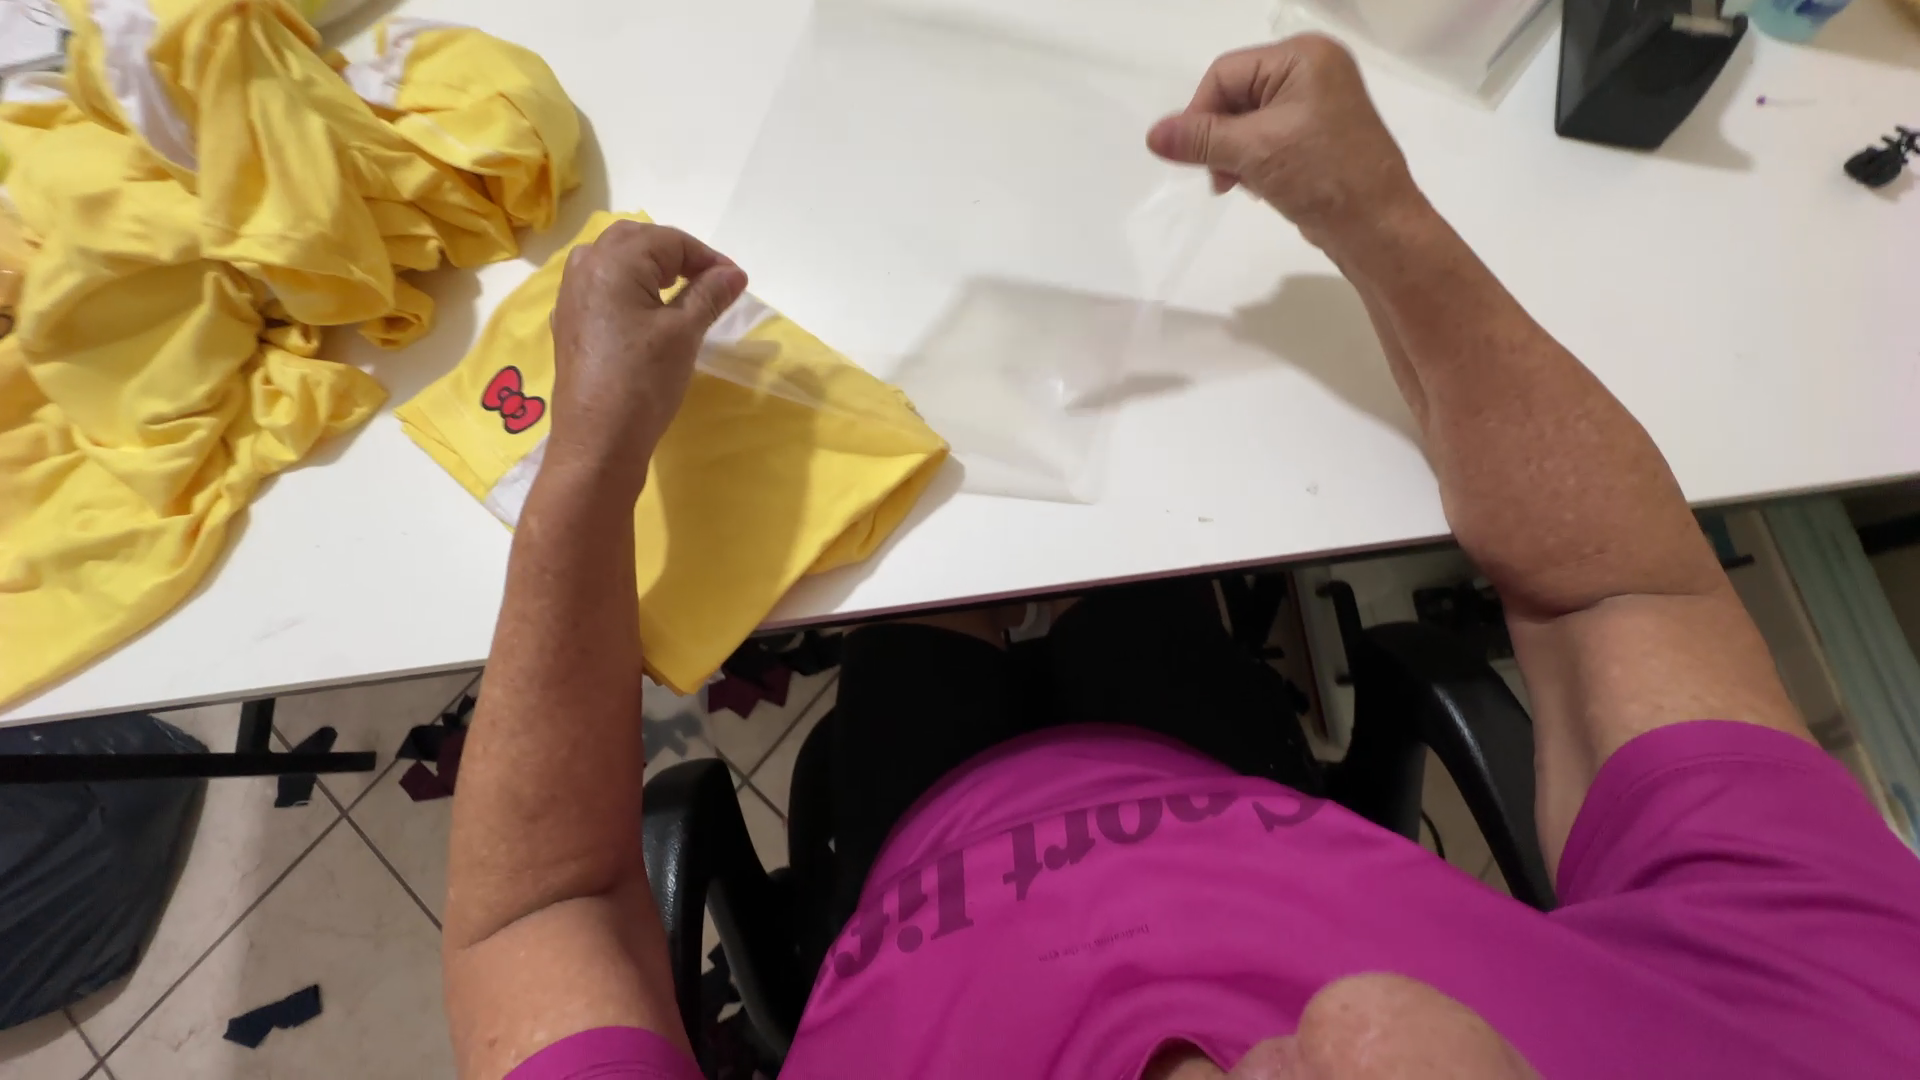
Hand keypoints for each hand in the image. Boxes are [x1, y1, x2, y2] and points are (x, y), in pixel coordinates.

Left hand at [545, 221, 748, 493]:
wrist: (599, 438)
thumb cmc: (645, 381)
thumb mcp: (684, 334)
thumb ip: (709, 295)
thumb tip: (734, 273)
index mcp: (612, 262)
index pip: (668, 240)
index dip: (707, 257)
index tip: (736, 282)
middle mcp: (584, 267)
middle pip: (637, 241)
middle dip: (677, 255)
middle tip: (711, 283)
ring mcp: (571, 296)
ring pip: (615, 261)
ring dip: (652, 268)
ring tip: (682, 294)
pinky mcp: (571, 322)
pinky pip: (603, 286)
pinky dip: (631, 288)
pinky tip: (648, 314)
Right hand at [1147, 35, 1425, 253]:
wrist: (1372, 223)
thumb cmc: (1319, 176)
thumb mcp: (1253, 152)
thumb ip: (1199, 140)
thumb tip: (1153, 135)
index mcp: (1300, 57)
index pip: (1224, 75)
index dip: (1200, 116)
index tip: (1196, 160)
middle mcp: (1308, 71)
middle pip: (1233, 98)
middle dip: (1218, 140)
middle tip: (1220, 179)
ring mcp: (1313, 104)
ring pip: (1245, 124)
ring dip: (1231, 157)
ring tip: (1239, 185)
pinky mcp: (1313, 135)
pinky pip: (1264, 140)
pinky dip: (1251, 163)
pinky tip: (1257, 186)